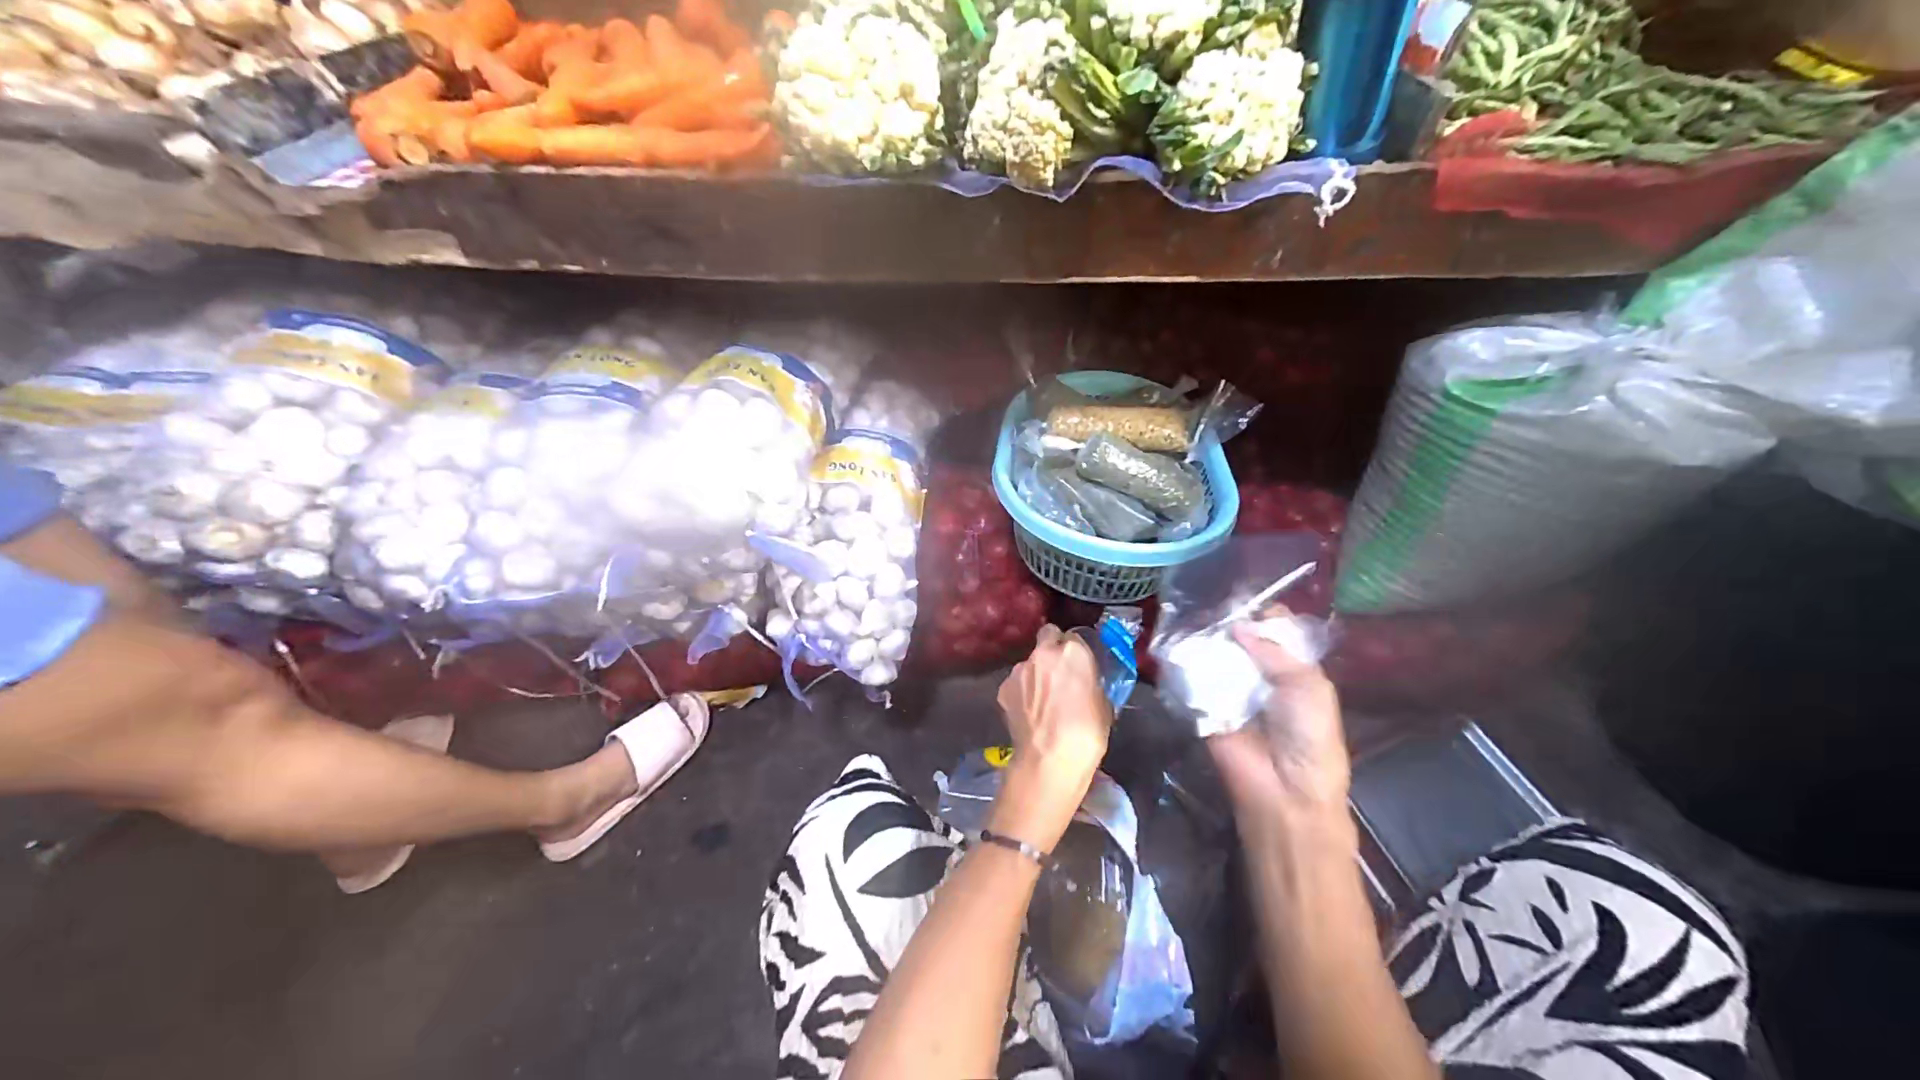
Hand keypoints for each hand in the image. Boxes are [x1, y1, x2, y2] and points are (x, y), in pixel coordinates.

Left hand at [988, 624, 1111, 852]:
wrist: (1049, 759)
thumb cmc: (1087, 733)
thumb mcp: (1103, 703)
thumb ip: (1091, 681)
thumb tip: (1085, 681)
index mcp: (1073, 652)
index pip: (1074, 636)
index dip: (1076, 651)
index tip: (1079, 665)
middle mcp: (1043, 653)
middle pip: (1047, 637)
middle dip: (1052, 648)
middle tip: (1059, 672)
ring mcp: (1019, 669)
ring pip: (1029, 662)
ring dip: (1036, 673)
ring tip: (1042, 699)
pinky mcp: (1003, 688)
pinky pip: (1016, 683)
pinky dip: (1022, 691)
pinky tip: (1028, 711)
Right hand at [1207, 618, 1349, 828]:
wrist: (1285, 790)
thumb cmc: (1309, 736)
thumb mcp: (1308, 686)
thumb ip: (1275, 651)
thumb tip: (1237, 626)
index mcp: (1292, 670)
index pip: (1274, 633)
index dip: (1261, 614)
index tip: (1241, 598)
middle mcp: (1260, 677)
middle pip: (1241, 641)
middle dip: (1227, 624)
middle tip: (1208, 605)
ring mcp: (1230, 692)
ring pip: (1215, 658)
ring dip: (1204, 642)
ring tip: (1188, 620)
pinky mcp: (1204, 709)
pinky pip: (1193, 683)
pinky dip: (1186, 667)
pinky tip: (1176, 648)